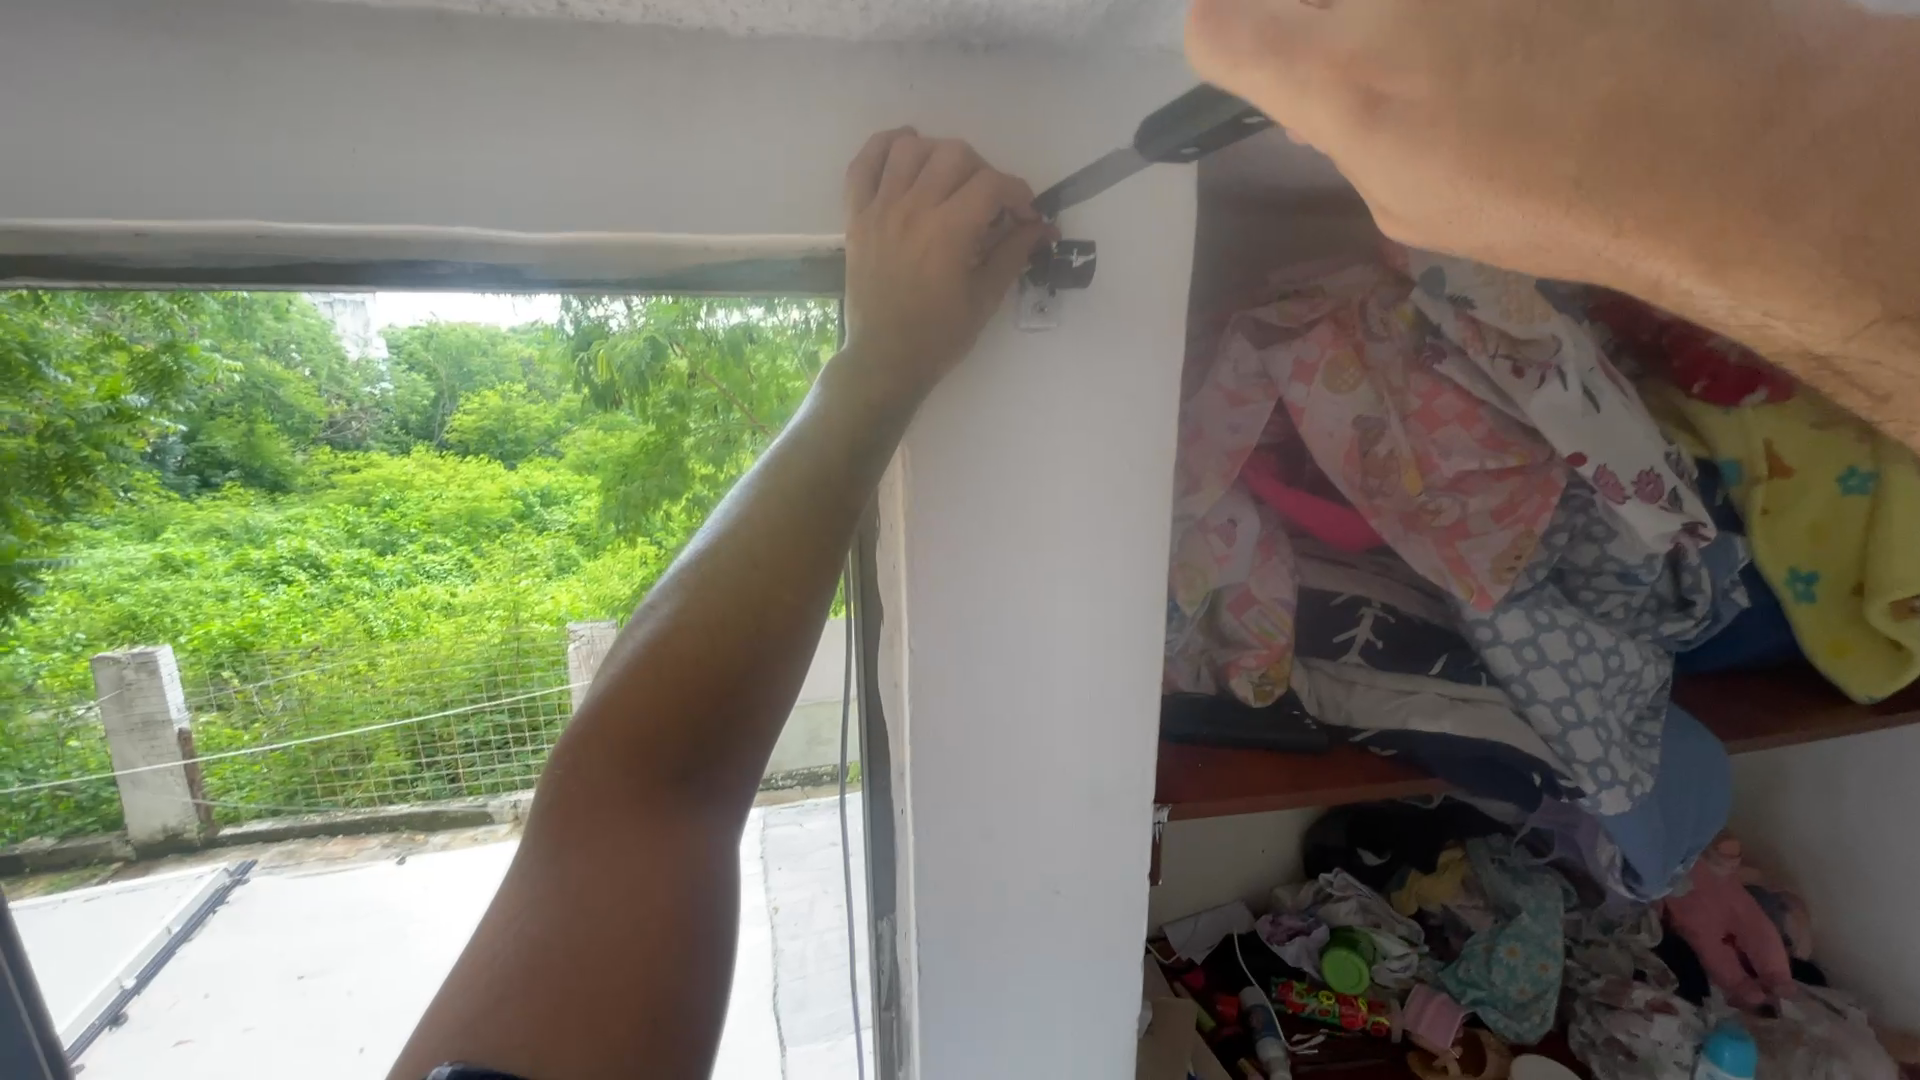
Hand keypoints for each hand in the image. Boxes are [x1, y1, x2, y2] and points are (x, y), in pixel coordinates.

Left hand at [838, 129, 1054, 406]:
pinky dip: (884, 147)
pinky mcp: (857, 218)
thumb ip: (1013, 255)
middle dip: (983, 171)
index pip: (992, 185)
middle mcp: (912, 210)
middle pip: (954, 155)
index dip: (1018, 193)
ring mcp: (880, 210)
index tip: (1025, 215)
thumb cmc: (939, 338)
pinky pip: (863, 164)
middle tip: (989, 203)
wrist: (885, 361)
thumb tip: (1042, 228)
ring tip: (950, 180)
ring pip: (910, 148)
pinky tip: (905, 150)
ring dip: (938, 154)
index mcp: (948, 232)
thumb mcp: (985, 299)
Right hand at [1183, 0, 1833, 290]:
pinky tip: (1518, 29)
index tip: (1258, 55)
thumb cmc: (1543, 201)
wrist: (1723, 132)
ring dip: (1407, 18)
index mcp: (1338, 74)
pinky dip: (1476, 14)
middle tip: (1383, 58)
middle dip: (1318, 19)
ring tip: (1471, 46)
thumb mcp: (1404, 202)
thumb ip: (1347, 135)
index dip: (1227, 40)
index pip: (1216, 26)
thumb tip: (1328, 100)